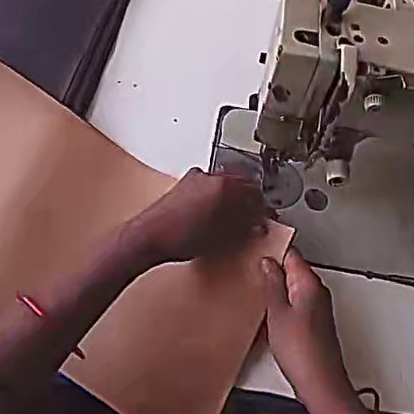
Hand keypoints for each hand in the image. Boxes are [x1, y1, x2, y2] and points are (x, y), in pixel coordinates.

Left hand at [115, 168, 267, 271]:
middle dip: (250, 198)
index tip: (264, 217)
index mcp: (224, 186)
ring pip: (225, 182)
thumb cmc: (179, 237)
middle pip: (242, 182)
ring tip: (237, 216)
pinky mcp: (185, 184)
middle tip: (255, 215)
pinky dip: (218, 196)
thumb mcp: (222, 237)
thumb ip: (244, 226)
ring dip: (235, 196)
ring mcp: (196, 178)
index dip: (263, 208)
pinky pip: (210, 185)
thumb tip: (255, 224)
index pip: (255, 192)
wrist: (148, 237)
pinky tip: (216, 213)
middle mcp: (210, 176)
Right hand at [260, 250, 357, 413]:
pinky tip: (267, 313)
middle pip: (293, 269)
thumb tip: (267, 262)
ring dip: (275, 288)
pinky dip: (281, 304)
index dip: (273, 249)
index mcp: (310, 283)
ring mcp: (317, 307)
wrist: (321, 384)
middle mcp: (317, 291)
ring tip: (255, 291)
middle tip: (249, 270)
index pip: (292, 253)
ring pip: (293, 287)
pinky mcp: (314, 322)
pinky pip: (295, 303)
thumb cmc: (302, 351)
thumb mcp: (277, 313)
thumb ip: (272, 284)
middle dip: (272, 268)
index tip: (255, 247)